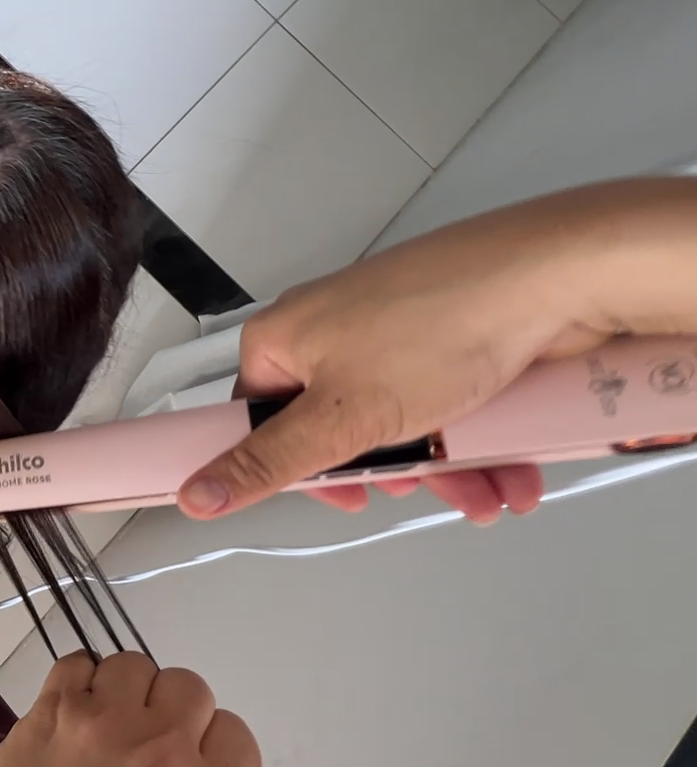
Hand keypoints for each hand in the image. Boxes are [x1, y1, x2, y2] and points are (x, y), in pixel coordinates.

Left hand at [0, 652, 264, 766]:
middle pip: (189, 685)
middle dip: (168, 708)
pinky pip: (80, 659)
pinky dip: (76, 678)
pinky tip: (72, 712)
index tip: (182, 763)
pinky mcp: (55, 701)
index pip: (236, 730)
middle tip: (141, 739)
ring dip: (121, 687)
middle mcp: (163, 748)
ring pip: (134, 663)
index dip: (208, 745)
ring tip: (104, 725)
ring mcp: (105, 719)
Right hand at [177, 217, 613, 520]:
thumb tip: (196, 496)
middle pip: (327, 423)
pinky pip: (434, 398)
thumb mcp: (341, 418)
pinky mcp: (439, 331)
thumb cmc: (444, 323)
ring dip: (437, 464)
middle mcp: (324, 329)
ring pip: (390, 417)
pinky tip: (499, 463)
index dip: (292, 466)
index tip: (336, 492)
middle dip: (383, 470)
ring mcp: (384, 328)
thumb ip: (266, 463)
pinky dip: (465, 435)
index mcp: (278, 338)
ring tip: (479, 486)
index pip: (256, 419)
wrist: (569, 270)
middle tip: (412, 488)